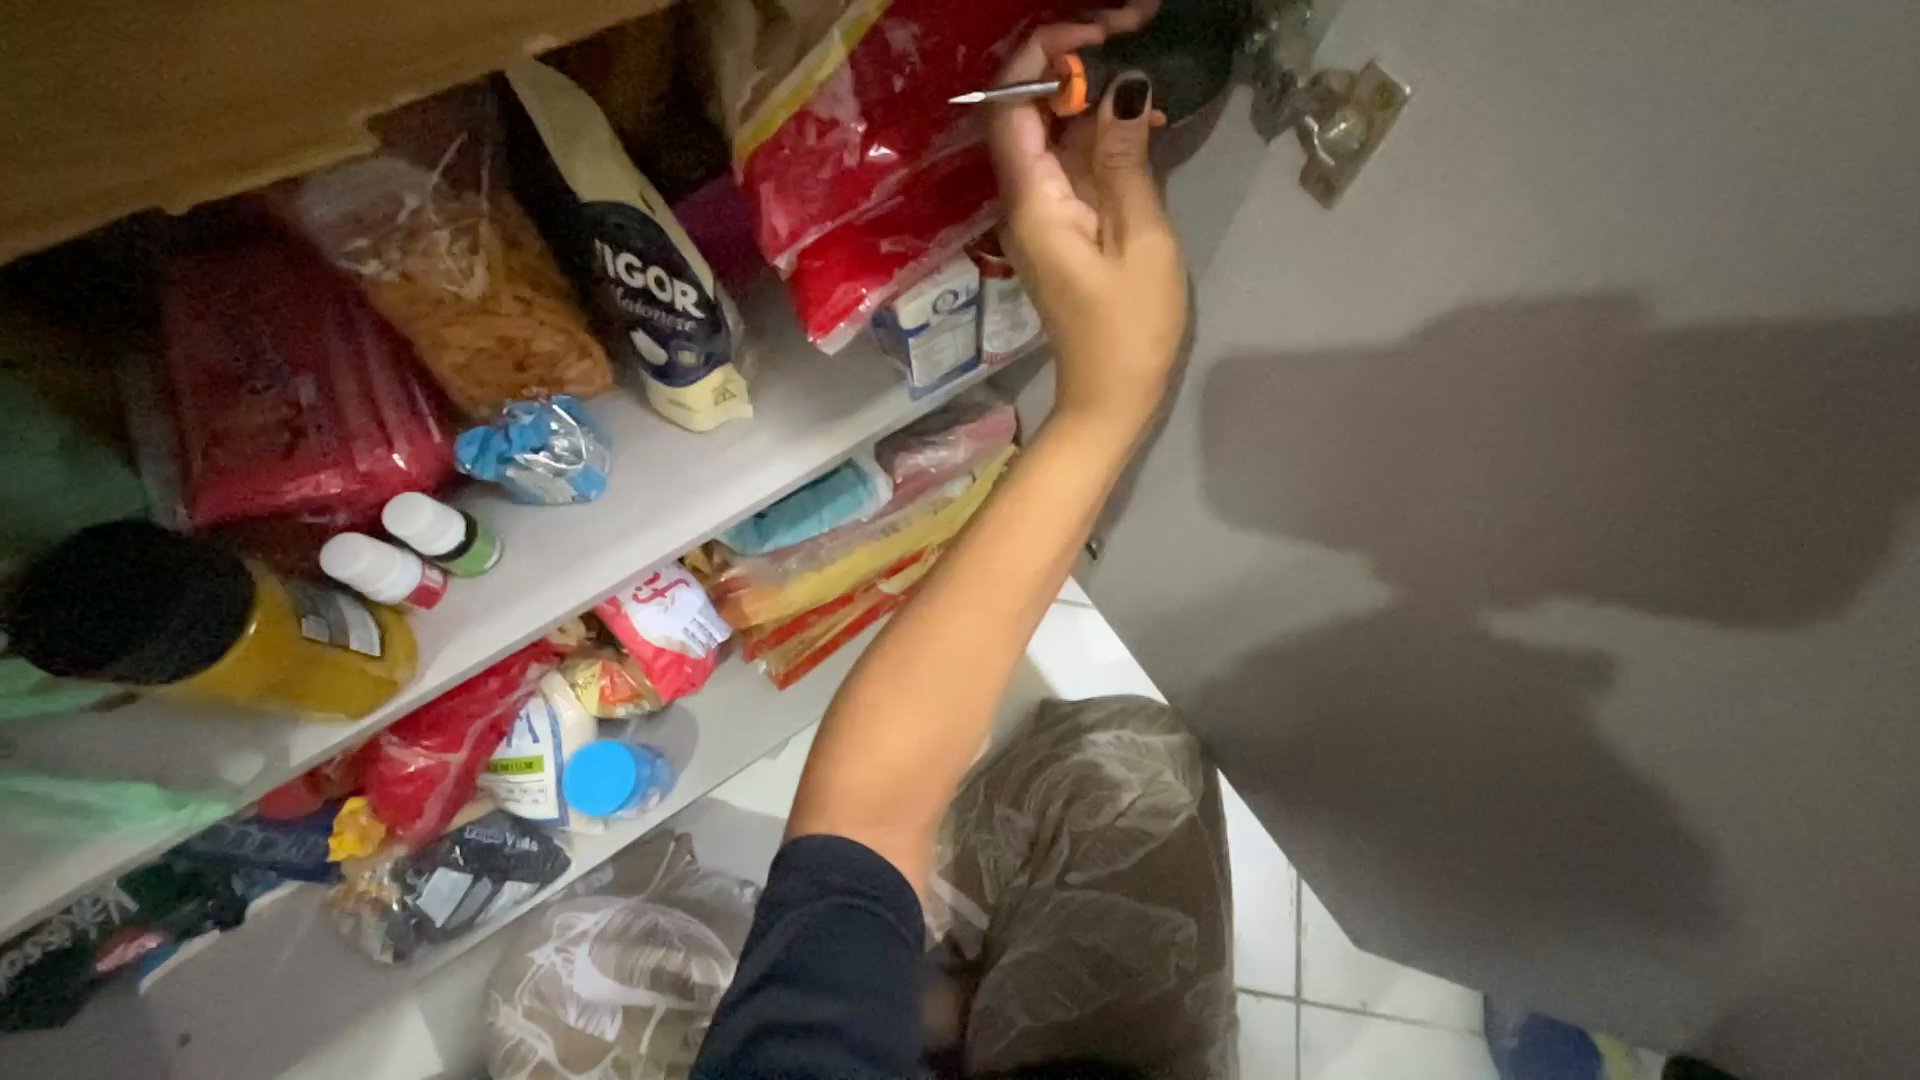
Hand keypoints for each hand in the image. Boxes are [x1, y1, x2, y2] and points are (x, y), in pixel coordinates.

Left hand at [988, 5, 1187, 435]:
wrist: (1109, 397)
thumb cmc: (1130, 330)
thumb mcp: (1140, 240)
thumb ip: (1126, 161)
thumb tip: (1122, 87)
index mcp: (1032, 202)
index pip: (1010, 107)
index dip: (1043, 56)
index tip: (1099, 32)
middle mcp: (1023, 203)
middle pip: (1029, 114)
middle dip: (1074, 65)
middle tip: (1138, 31)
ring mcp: (1041, 217)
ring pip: (1056, 138)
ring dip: (1094, 99)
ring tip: (1151, 73)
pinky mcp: (1061, 230)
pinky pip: (1072, 169)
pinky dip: (1102, 139)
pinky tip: (1144, 124)